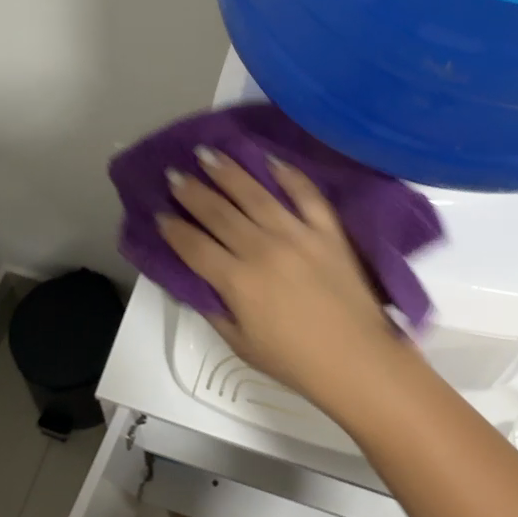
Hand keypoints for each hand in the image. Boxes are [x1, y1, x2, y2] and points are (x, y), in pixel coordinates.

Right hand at [157, 148, 409, 410]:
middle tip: (175, 174)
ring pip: (255, 194)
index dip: (173, 229)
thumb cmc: (296, 361)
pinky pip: (305, 194)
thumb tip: (195, 283)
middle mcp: (263, 249)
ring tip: (208, 154)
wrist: (358, 361)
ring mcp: (298, 234)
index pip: (194, 246)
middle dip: (191, 192)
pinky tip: (269, 160)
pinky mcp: (328, 230)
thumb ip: (214, 310)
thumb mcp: (240, 344)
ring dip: (228, 172)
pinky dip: (287, 174)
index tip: (159, 214)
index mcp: (237, 281)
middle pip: (218, 212)